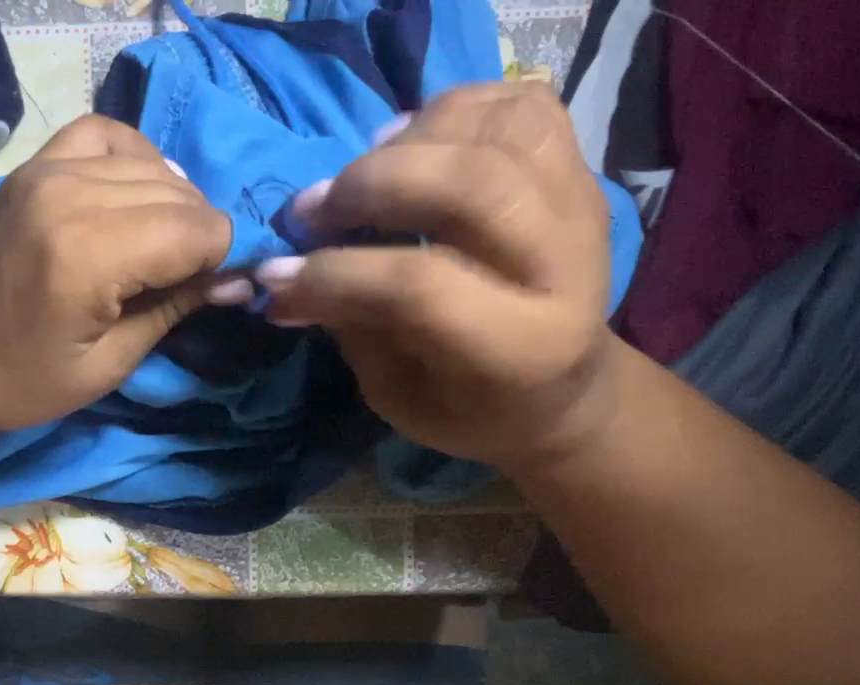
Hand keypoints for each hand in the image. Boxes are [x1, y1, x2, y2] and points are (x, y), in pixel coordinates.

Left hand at [0, 116, 232, 441]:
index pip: (198, 228)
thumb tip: (238, 280)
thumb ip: (173, 310)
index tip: (205, 294)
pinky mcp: (33, 167)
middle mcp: (72, 195)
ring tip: (152, 249)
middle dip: (196, 237)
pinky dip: (131, 161)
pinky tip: (130, 197)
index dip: (218, 261)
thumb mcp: (107, 365)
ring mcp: (47, 171)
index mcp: (90, 253)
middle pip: (180, 193)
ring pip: (151, 164)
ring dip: (169, 204)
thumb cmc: (19, 382)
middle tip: (178, 282)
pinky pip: (104, 135)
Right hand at [239, 83, 618, 467]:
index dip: (336, 274)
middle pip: (472, 185)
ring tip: (361, 172)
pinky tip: (409, 141)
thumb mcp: (399, 395)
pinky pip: (523, 103)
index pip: (420, 288)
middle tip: (311, 209)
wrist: (562, 387)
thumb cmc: (469, 407)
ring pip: (500, 128)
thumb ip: (353, 329)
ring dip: (411, 138)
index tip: (276, 274)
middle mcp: (567, 267)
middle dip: (372, 186)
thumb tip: (283, 278)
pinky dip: (455, 106)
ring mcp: (583, 206)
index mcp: (520, 349)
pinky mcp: (580, 171)